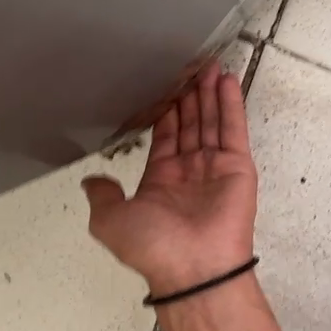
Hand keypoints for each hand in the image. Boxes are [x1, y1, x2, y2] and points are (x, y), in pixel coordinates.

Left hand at [83, 61, 257, 297]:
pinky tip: (226, 82)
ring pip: (212, 120)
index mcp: (161, 179)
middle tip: (191, 67)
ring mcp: (216, 165)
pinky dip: (231, 104)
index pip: (166, 136)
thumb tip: (92, 181)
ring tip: (210, 66)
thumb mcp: (110, 222)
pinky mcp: (238, 164)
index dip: (165, 110)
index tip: (166, 87)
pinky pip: (233, 128)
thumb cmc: (153, 246)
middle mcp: (190, 169)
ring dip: (210, 93)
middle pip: (191, 122)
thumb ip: (103, 196)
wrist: (194, 264)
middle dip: (190, 95)